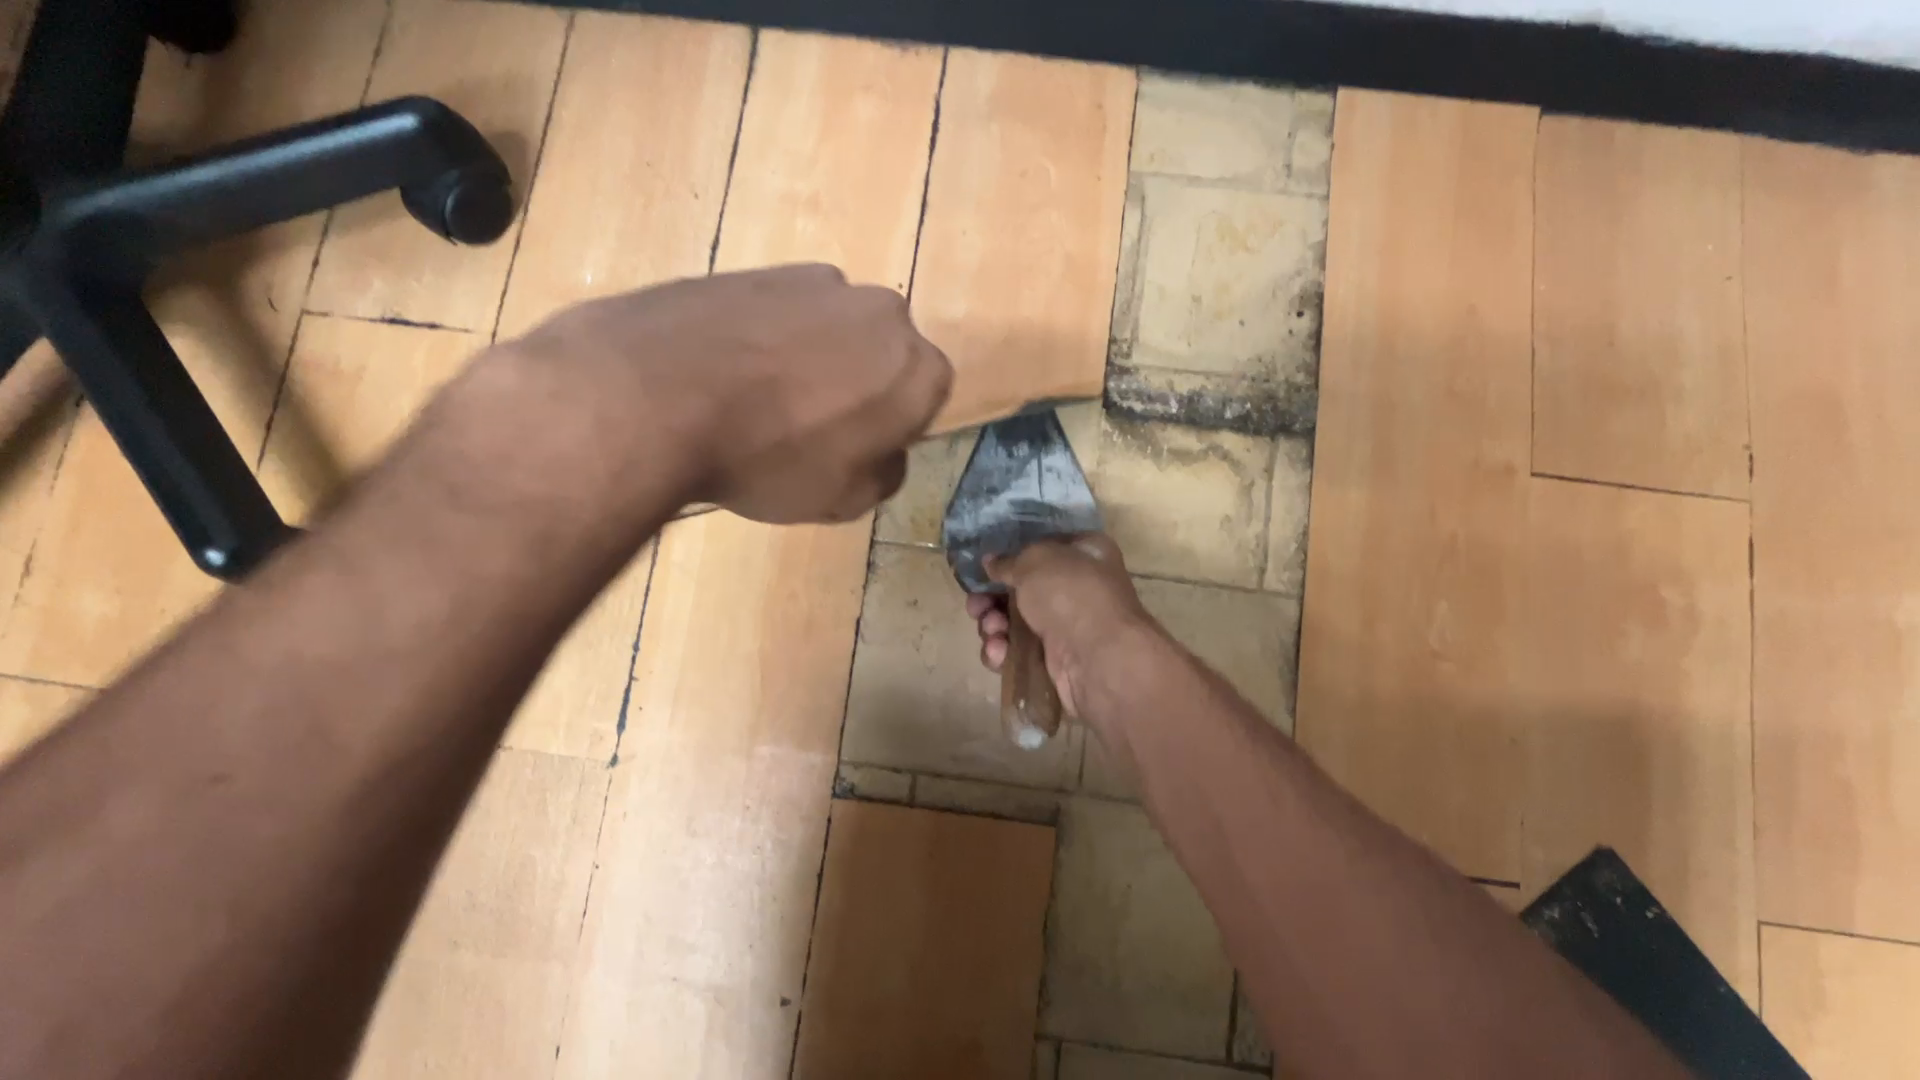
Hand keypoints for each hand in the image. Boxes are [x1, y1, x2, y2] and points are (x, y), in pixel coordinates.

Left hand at [503, 264, 952, 523]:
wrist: (656, 394)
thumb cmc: (769, 458)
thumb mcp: (844, 499)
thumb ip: (884, 474)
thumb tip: (882, 452)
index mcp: (917, 367)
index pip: (925, 400)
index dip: (891, 431)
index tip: (852, 452)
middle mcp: (880, 310)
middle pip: (879, 356)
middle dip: (856, 386)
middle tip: (806, 429)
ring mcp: (815, 280)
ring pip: (829, 330)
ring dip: (809, 360)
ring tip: (756, 403)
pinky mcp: (756, 267)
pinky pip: (777, 313)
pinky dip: (763, 340)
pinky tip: (724, 375)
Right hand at [966, 534, 1155, 725]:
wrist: (1099, 657)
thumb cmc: (1070, 593)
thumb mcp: (1034, 561)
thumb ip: (1008, 561)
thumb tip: (991, 562)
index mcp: (1085, 553)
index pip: (1043, 549)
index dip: (1012, 557)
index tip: (985, 569)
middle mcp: (1078, 589)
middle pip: (1022, 590)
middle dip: (992, 599)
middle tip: (976, 607)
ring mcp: (1068, 628)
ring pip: (1016, 624)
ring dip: (994, 626)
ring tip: (992, 630)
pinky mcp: (1056, 662)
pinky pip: (1019, 653)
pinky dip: (1003, 652)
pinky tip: (998, 653)